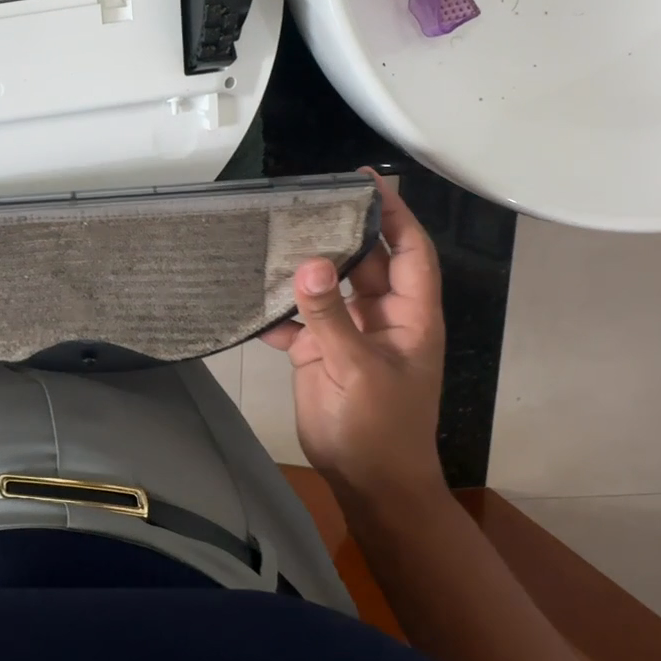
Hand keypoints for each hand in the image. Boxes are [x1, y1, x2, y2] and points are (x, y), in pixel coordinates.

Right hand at [261, 171, 446, 500]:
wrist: (367, 479)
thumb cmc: (383, 426)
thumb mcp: (361, 369)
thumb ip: (332, 317)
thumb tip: (311, 265)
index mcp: (410, 315)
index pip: (408, 251)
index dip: (394, 214)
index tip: (366, 181)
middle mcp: (380, 316)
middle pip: (362, 262)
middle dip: (336, 233)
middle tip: (300, 202)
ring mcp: (347, 334)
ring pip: (324, 287)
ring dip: (300, 270)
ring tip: (267, 239)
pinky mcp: (316, 352)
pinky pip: (295, 321)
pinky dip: (274, 313)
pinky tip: (250, 304)